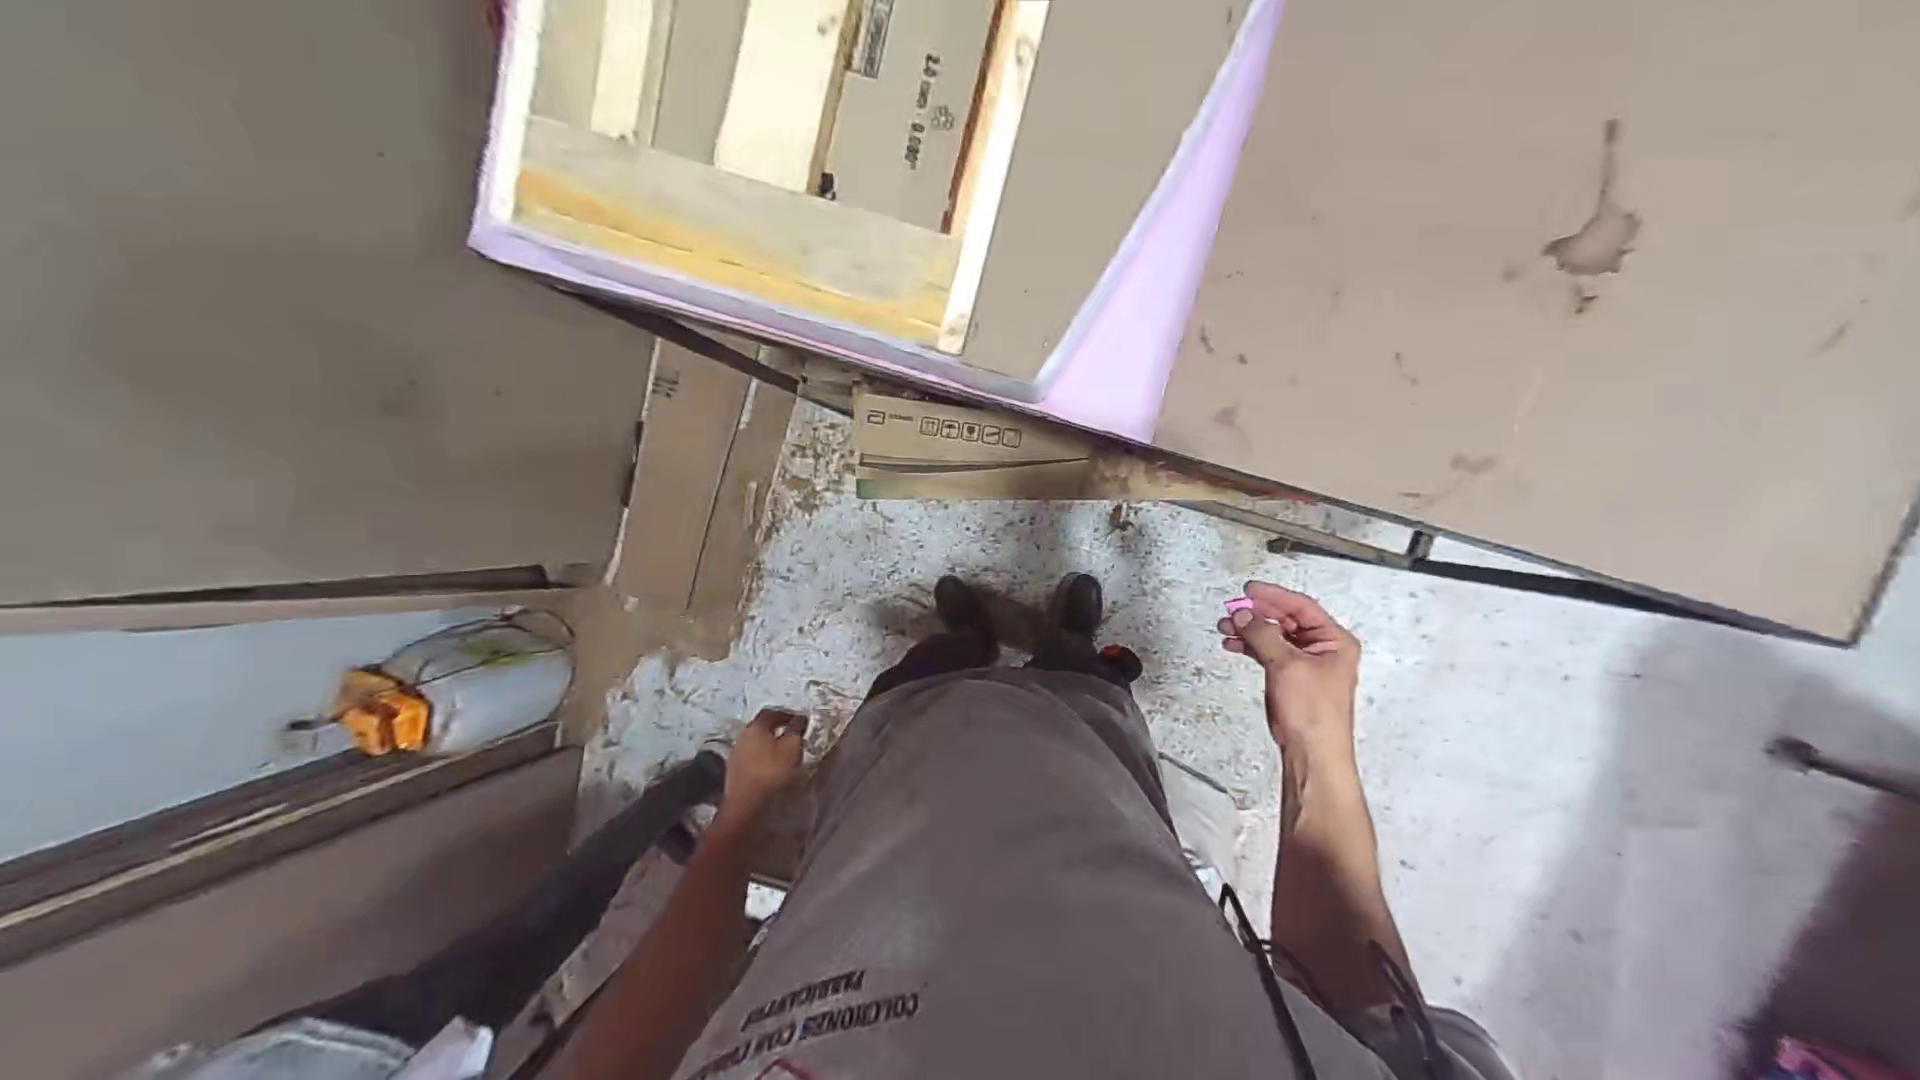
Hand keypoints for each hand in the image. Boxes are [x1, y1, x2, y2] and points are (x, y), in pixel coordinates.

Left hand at [718, 708, 808, 828]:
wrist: (746, 802)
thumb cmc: (771, 771)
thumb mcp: (791, 748)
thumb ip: (796, 730)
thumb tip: (799, 718)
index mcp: (756, 727)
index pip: (772, 712)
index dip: (787, 714)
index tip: (799, 720)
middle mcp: (743, 735)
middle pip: (762, 725)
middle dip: (777, 727)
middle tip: (792, 733)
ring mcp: (736, 752)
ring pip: (756, 740)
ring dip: (769, 741)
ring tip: (783, 750)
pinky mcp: (734, 768)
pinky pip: (751, 754)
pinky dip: (762, 754)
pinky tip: (770, 764)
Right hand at [1217, 581, 1360, 753]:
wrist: (1312, 753)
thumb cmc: (1311, 710)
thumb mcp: (1286, 664)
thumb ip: (1262, 634)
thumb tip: (1242, 614)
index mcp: (1334, 641)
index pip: (1301, 606)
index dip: (1273, 595)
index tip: (1247, 590)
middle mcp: (1322, 648)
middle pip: (1285, 619)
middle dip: (1256, 614)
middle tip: (1231, 610)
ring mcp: (1306, 663)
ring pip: (1273, 635)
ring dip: (1249, 630)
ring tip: (1225, 628)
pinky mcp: (1290, 677)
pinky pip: (1268, 652)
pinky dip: (1250, 646)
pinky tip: (1233, 644)